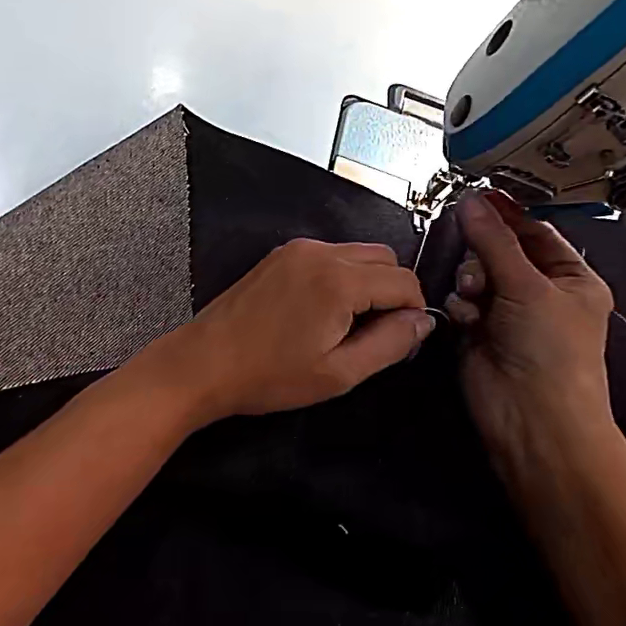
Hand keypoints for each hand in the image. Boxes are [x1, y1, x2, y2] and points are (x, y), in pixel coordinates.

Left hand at [133, 238, 432, 427]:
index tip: (403, 339)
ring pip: (360, 253)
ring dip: (370, 283)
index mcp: (339, 281)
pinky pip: (332, 254)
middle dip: (394, 292)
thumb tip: (422, 321)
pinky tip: (324, 310)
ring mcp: (299, 249)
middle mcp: (322, 253)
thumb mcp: (339, 372)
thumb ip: (391, 343)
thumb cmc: (269, 376)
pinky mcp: (283, 254)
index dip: (414, 310)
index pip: (405, 281)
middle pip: (386, 258)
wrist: (202, 364)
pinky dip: (344, 276)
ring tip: (349, 324)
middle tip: (378, 333)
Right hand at [446, 193, 616, 484]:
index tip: (481, 194)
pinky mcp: (480, 333)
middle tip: (480, 260)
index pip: (536, 231)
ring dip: (471, 280)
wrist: (532, 421)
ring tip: (476, 296)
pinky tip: (468, 319)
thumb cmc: (553, 354)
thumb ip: (494, 240)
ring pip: (476, 274)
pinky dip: (462, 306)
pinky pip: (461, 301)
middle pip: (499, 250)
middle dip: (485, 253)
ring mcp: (508, 314)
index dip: (509, 213)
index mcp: (571, 278)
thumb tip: (471, 202)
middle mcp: (540, 294)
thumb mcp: (529, 286)